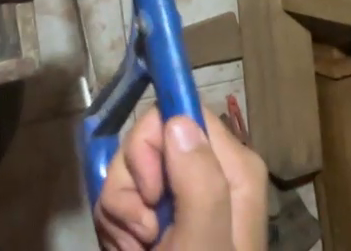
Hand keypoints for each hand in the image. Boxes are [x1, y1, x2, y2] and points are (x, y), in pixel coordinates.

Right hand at [94, 110, 268, 250]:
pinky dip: (116, 227)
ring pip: (128, 168)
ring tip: (136, 250)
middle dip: (131, 184)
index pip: (185, 113)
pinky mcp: (155, 215)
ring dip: (120, 212)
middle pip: (150, 137)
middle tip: (143, 231)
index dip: (156, 141)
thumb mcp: (204, 248)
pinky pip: (120, 197)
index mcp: (234, 170)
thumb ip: (199, 184)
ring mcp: (180, 195)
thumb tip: (177, 119)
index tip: (150, 188)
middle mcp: (209, 173)